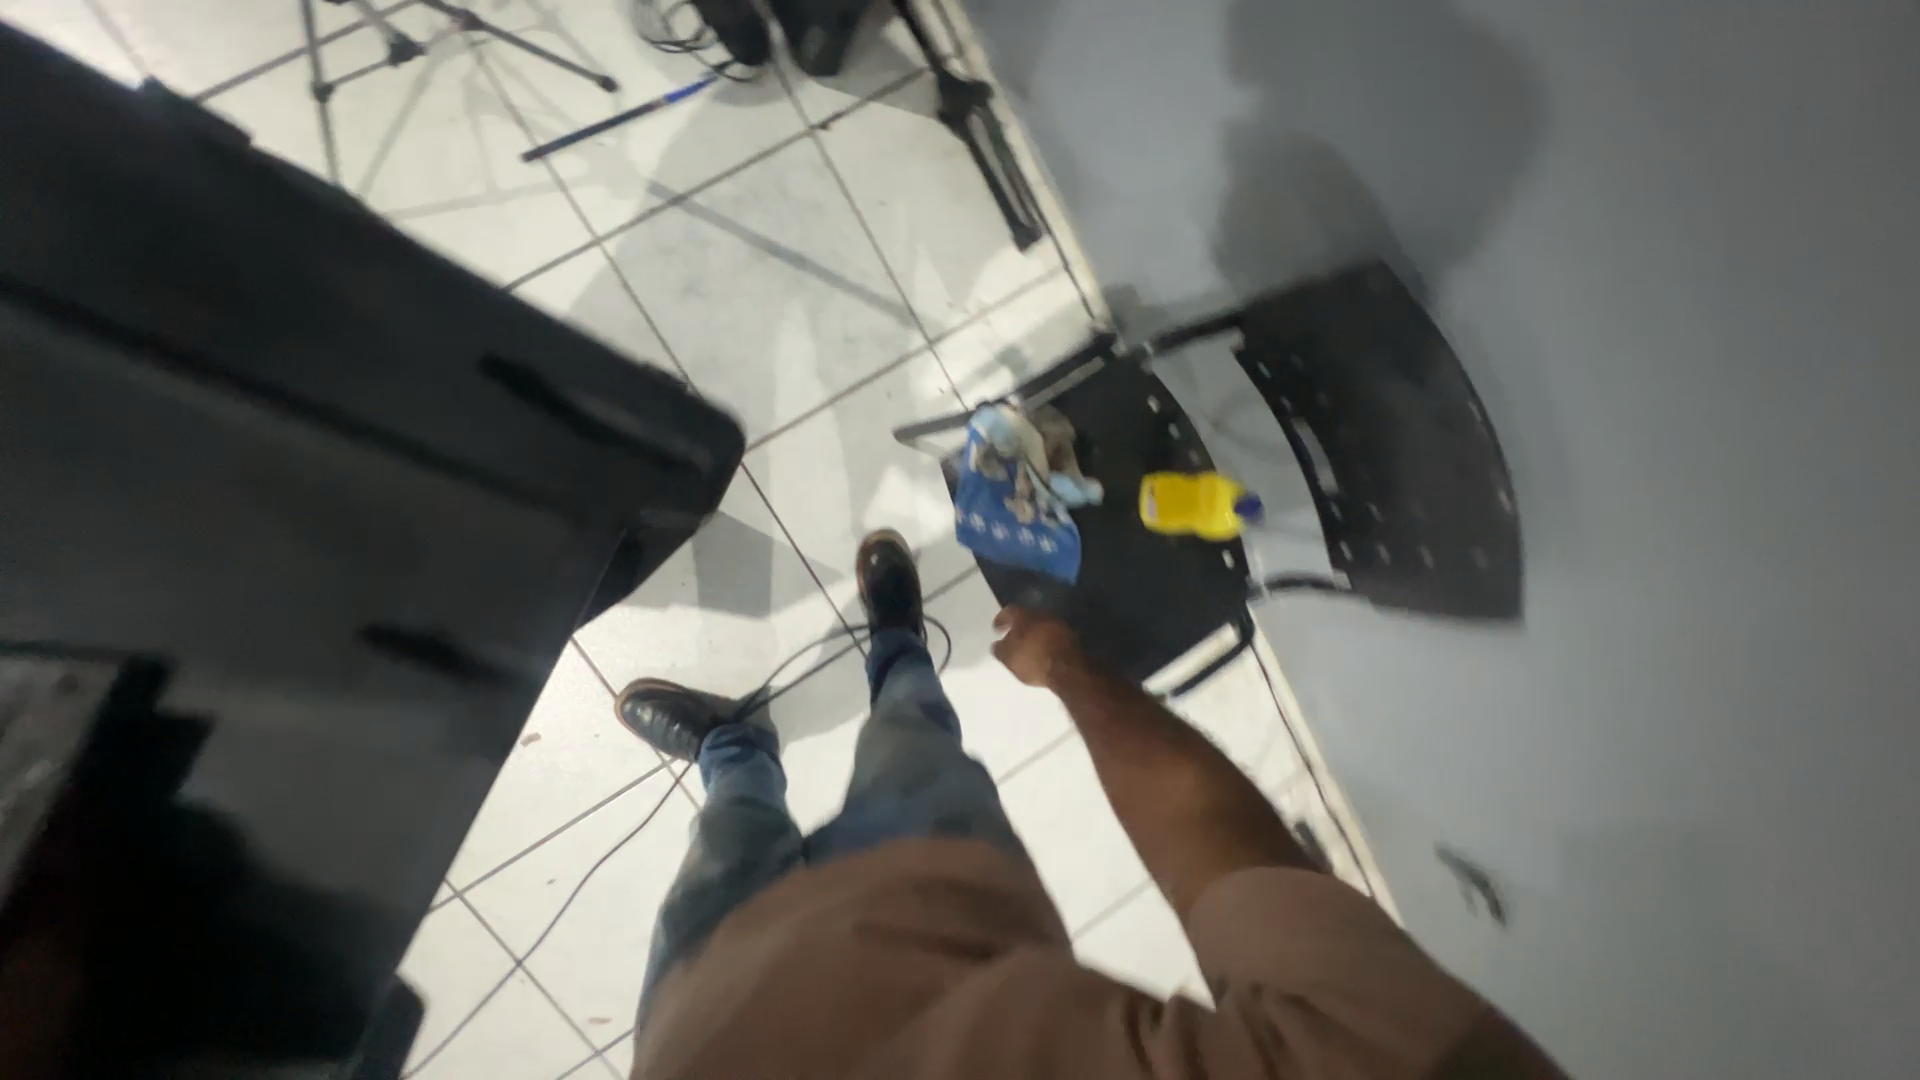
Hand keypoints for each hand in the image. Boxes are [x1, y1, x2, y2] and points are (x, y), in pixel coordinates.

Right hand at [992, 606, 1082, 688]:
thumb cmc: (1033, 660)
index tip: (997, 629)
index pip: (1009, 611)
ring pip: (1043, 626)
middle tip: (1013, 637)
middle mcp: (1042, 613)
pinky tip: (1044, 652)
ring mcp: (1060, 624)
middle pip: (1028, 617)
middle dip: (1020, 627)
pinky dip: (1047, 642)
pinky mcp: (1073, 637)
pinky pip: (1054, 636)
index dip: (1001, 620)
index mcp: (1023, 615)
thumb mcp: (1008, 658)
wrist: (1069, 669)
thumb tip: (997, 644)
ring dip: (1036, 634)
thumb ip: (999, 649)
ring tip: (1029, 647)